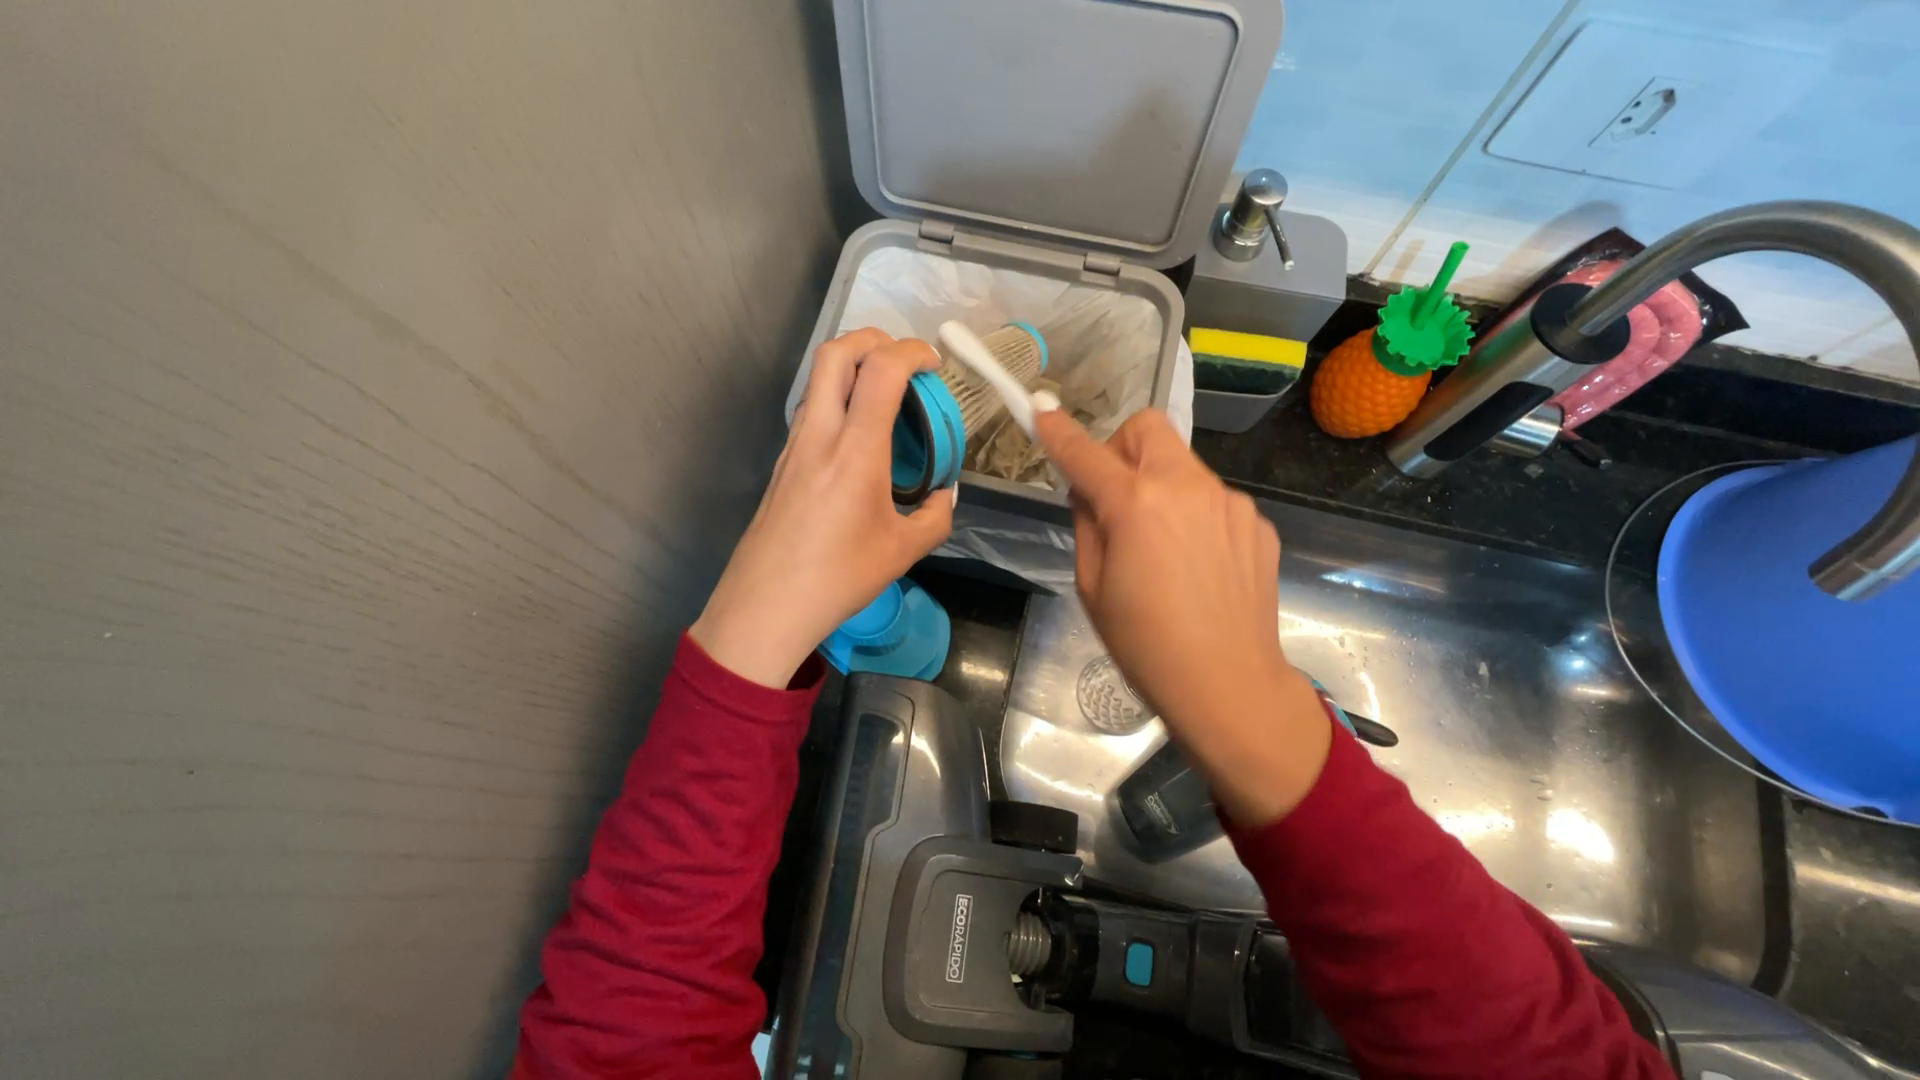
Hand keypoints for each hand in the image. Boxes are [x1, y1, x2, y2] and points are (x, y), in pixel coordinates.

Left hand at [690, 329, 953, 687]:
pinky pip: (810, 410)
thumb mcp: (903, 551)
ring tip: (884, 393)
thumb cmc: (839, 578)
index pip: (881, 369)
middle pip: (835, 353)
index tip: (935, 364)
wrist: (767, 605)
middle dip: (872, 339)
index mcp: (856, 450)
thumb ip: (935, 516)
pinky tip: (858, 434)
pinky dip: (837, 398)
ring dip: (851, 367)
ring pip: (817, 380)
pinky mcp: (782, 463)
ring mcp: (794, 446)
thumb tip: (943, 496)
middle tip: (903, 359)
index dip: (913, 351)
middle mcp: (820, 435)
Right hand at [1034, 406, 1330, 827]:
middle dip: (1121, 448)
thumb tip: (1089, 491)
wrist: (1229, 685)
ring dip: (1161, 486)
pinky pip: (1214, 501)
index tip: (1041, 413)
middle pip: (1148, 429)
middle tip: (1113, 494)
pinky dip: (1195, 517)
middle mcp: (1188, 487)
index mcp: (1137, 504)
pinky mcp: (1257, 524)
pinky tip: (1197, 567)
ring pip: (1183, 467)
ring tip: (1161, 547)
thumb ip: (1088, 525)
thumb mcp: (1093, 587)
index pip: (1086, 453)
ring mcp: (1230, 502)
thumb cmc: (1145, 645)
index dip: (1058, 432)